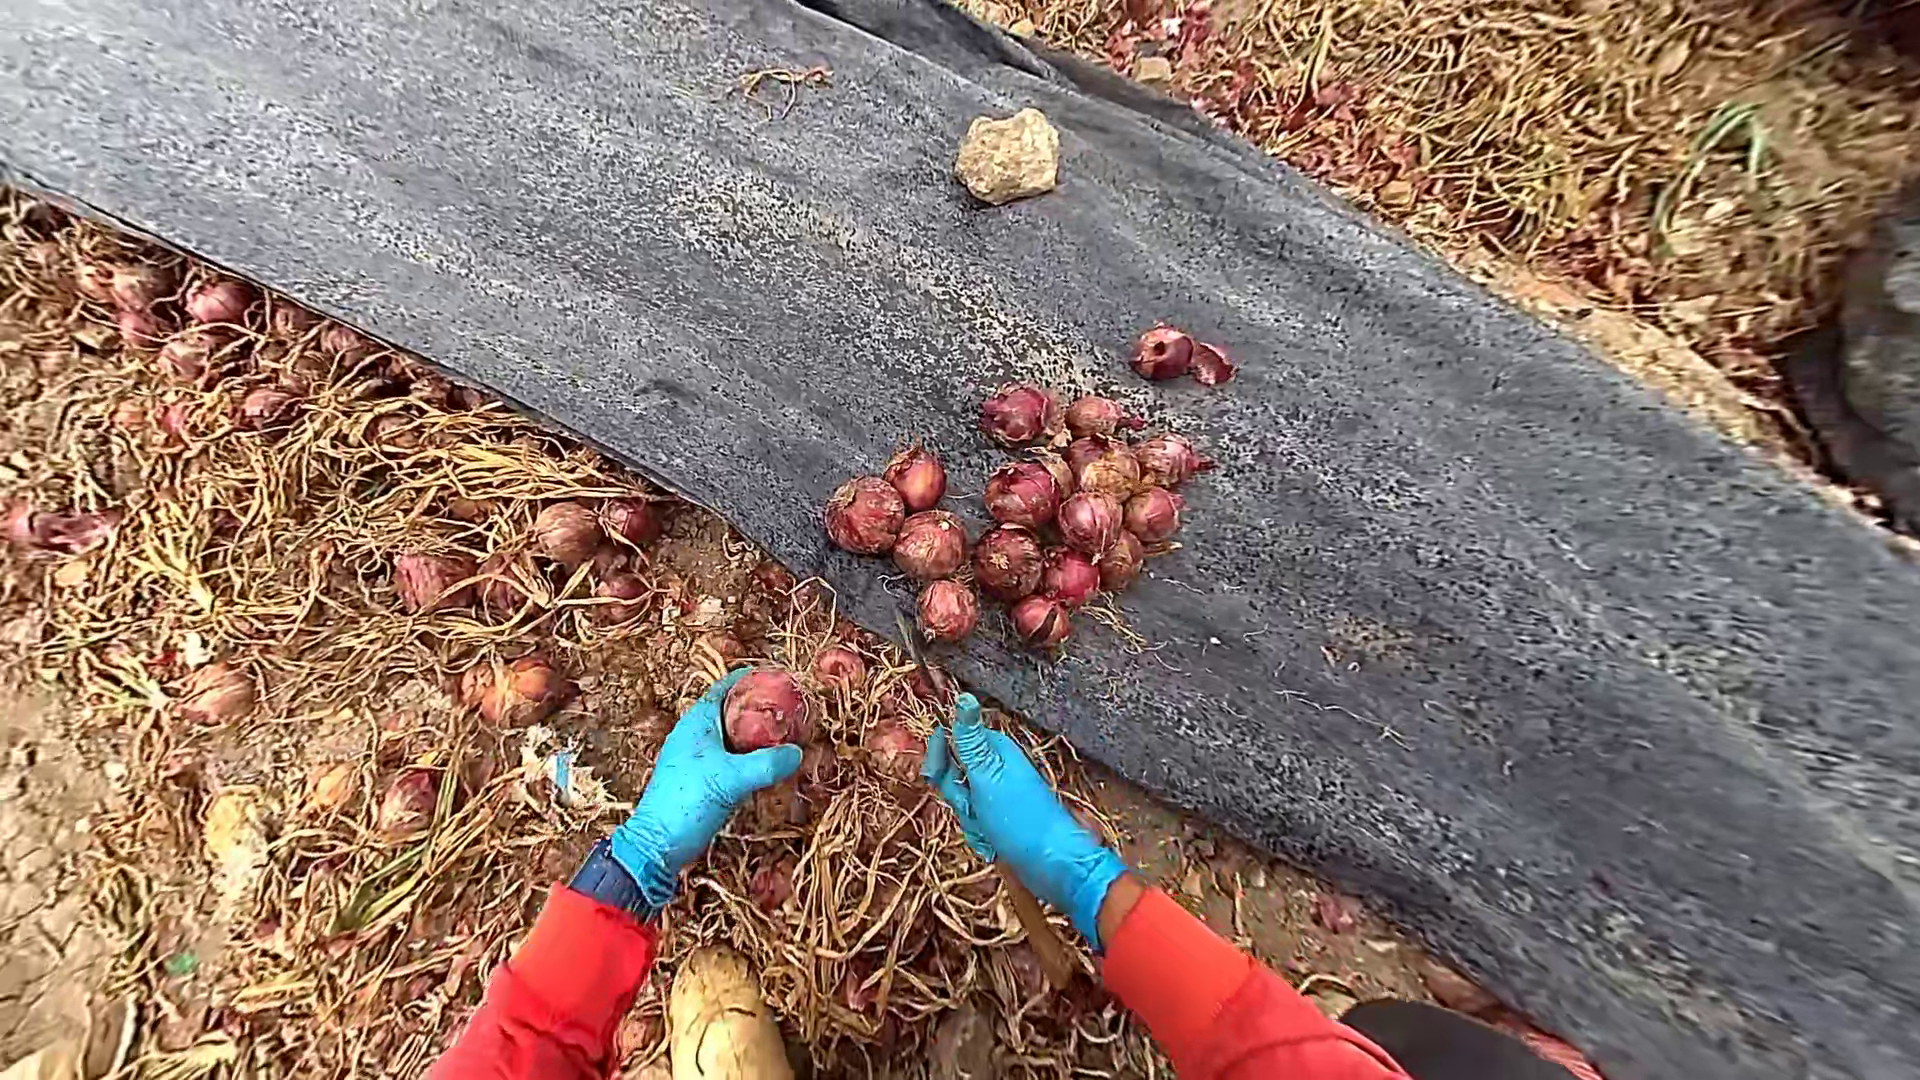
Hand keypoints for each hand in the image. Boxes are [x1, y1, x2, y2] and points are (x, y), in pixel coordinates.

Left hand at [610, 667, 801, 914]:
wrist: (655, 849)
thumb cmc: (687, 802)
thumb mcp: (731, 779)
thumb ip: (768, 763)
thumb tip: (798, 752)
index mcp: (698, 720)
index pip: (729, 684)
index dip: (756, 677)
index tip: (782, 679)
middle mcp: (697, 733)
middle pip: (735, 707)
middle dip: (763, 705)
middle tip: (792, 708)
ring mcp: (699, 756)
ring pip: (736, 732)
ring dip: (759, 732)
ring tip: (787, 734)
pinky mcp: (703, 777)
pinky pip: (734, 755)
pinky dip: (753, 753)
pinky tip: (771, 764)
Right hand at [923, 694, 1127, 946]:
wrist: (1054, 865)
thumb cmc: (1021, 820)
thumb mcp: (986, 776)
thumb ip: (969, 739)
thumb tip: (964, 696)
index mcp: (995, 749)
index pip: (950, 740)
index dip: (939, 760)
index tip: (936, 776)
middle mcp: (996, 766)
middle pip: (953, 773)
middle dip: (957, 796)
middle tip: (975, 807)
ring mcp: (999, 792)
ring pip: (961, 799)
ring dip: (969, 819)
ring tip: (987, 828)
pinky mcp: (1000, 816)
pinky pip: (973, 821)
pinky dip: (978, 834)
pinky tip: (992, 842)